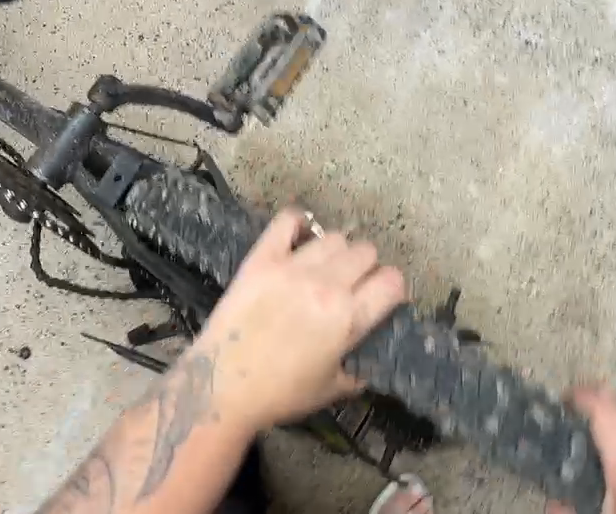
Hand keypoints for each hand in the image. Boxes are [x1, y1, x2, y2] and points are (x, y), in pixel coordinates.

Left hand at [189, 209, 408, 435]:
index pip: (391, 282)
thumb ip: (360, 365)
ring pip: (334, 237)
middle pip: (365, 252)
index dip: (392, 288)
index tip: (384, 295)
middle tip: (353, 284)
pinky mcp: (263, 257)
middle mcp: (326, 285)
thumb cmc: (280, 394)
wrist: (223, 386)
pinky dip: (298, 223)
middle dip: (366, 268)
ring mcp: (293, 267)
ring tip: (325, 267)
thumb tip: (373, 349)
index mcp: (348, 319)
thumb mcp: (333, 388)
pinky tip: (300, 236)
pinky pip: (288, 221)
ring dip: (337, 251)